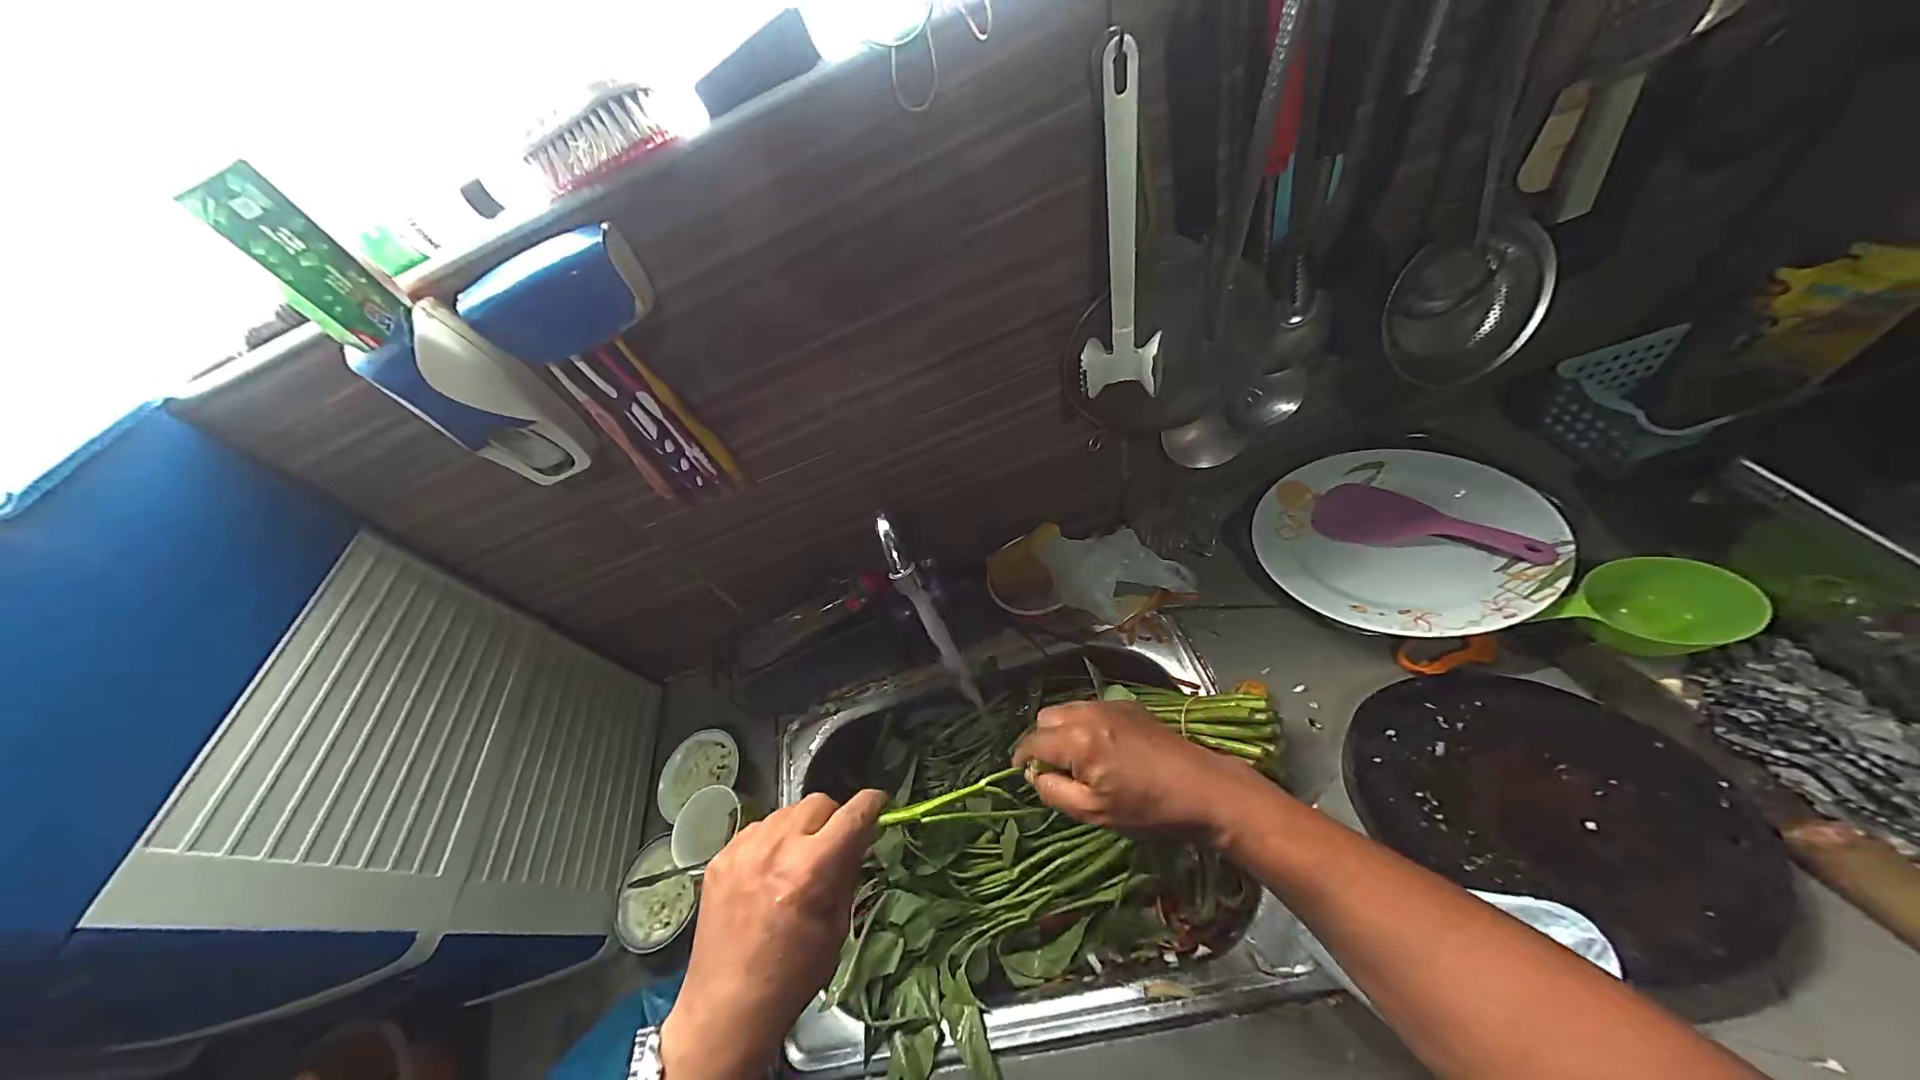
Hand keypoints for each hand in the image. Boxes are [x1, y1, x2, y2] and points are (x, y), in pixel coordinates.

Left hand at [661, 789, 886, 1079]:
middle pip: (818, 803)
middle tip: (835, 843)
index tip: (879, 802)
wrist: (727, 1007)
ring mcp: (743, 850)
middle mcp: (775, 850)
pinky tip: (771, 869)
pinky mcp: (721, 857)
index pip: (851, 815)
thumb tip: (861, 836)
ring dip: (802, 827)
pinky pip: (758, 829)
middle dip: (834, 818)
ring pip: (787, 812)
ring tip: (800, 858)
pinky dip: (772, 839)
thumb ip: (849, 872)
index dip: (871, 803)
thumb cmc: (791, 976)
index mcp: (810, 870)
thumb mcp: (837, 926)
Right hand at [1012, 700, 1265, 842]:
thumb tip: (1035, 775)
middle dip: (1042, 740)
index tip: (1024, 773)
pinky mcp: (1128, 705)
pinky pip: (1090, 708)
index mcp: (1076, 740)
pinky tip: (1102, 747)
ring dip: (1062, 729)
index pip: (1032, 742)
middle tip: (1055, 768)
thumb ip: (1053, 791)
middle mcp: (1087, 713)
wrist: (1202, 788)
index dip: (1022, 758)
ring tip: (1078, 758)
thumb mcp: (1093, 812)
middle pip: (1045, 718)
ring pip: (1067, 709)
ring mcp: (1109, 705)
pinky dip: (1083, 722)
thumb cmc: (1147, 808)